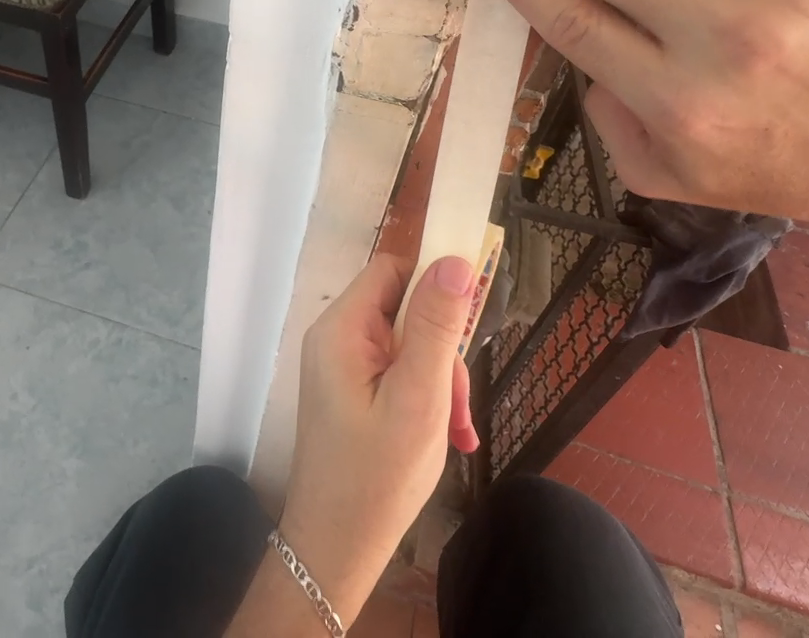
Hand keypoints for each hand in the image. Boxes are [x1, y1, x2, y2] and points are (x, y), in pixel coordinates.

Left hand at [277, 254, 478, 617]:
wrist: (336, 547)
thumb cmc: (377, 475)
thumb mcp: (418, 397)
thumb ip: (436, 327)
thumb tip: (456, 261)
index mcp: (342, 329)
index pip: (392, 270)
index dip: (433, 280)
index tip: (472, 313)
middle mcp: (336, 339)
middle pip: (405, 311)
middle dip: (443, 350)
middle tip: (461, 402)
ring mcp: (343, 368)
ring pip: (408, 346)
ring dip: (441, 382)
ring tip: (457, 431)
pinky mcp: (352, 393)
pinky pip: (398, 375)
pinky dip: (427, 398)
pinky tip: (449, 437)